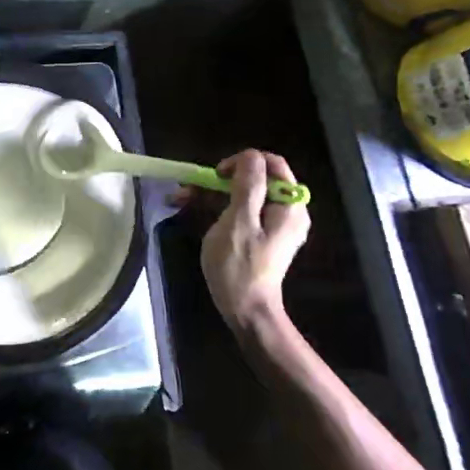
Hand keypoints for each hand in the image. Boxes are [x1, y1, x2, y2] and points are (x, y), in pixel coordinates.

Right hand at [200, 150, 310, 333]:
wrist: (246, 313)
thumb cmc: (240, 267)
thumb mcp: (240, 221)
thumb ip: (247, 184)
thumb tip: (250, 155)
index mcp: (289, 205)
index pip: (271, 164)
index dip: (242, 162)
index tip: (216, 174)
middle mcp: (288, 211)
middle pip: (256, 179)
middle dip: (220, 179)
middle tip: (189, 188)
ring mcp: (276, 225)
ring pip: (246, 195)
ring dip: (214, 193)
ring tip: (180, 198)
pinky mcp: (264, 237)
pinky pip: (244, 212)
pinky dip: (221, 208)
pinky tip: (194, 209)